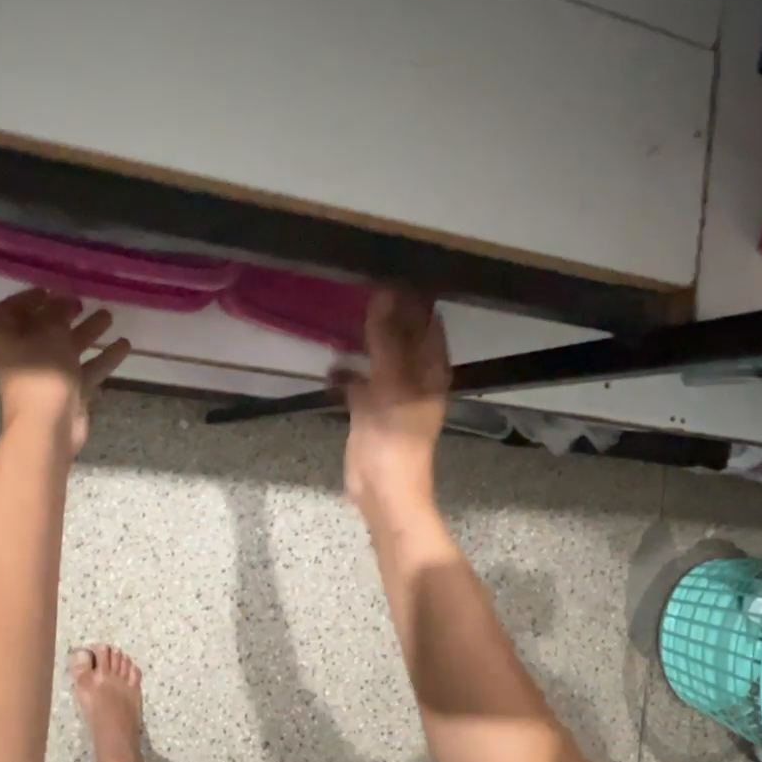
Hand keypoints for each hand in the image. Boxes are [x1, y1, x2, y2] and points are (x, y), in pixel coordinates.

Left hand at [0, 290, 131, 456]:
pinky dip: (104, 358)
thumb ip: (57, 313)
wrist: (49, 428)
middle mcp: (26, 356)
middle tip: (81, 301)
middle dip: (62, 314)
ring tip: (109, 315)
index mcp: (9, 340)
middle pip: (41, 330)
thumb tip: (62, 299)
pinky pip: (87, 370)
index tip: (48, 290)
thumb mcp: (50, 334)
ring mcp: (49, 377)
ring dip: (87, 332)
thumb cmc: (43, 375)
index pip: (5, 313)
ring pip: (68, 349)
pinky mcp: (70, 393)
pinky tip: (125, 345)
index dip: (23, 299)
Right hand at [339, 291, 449, 522]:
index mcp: (431, 370)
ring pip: (379, 358)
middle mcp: (415, 378)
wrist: (383, 489)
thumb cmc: (395, 437)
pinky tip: (330, 365)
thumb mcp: (392, 382)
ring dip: (364, 342)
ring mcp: (392, 394)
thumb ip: (387, 338)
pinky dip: (346, 373)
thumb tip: (384, 294)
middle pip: (403, 338)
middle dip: (385, 316)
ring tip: (342, 315)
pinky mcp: (369, 411)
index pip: (428, 323)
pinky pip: (358, 383)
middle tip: (360, 288)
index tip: (390, 273)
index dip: (413, 299)